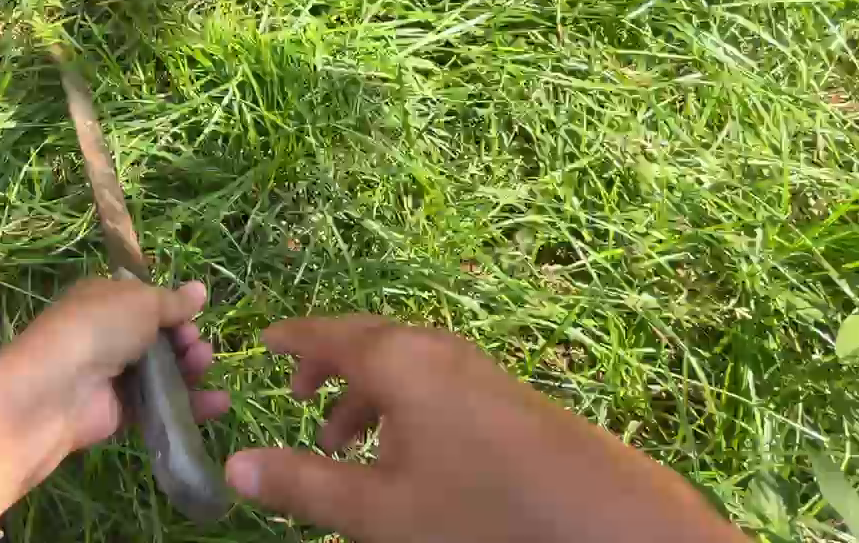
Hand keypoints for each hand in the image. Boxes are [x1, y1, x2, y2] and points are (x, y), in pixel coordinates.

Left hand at [4, 278, 230, 450]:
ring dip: (189, 368)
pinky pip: (160, 405)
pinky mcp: (120, 411)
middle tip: (197, 346)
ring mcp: (113, 373)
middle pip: (157, 337)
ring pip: (161, 371)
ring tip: (203, 366)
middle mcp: (108, 333)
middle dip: (183, 339)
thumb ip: (172, 302)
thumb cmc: (99, 328)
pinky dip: (190, 404)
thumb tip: (200, 288)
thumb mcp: (140, 303)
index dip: (172, 310)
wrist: (57, 389)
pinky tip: (217, 403)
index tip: (192, 317)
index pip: (146, 301)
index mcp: (105, 298)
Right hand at [225, 317, 746, 542]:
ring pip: (399, 363)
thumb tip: (232, 468)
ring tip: (344, 439)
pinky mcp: (505, 392)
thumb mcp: (384, 513)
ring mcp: (474, 367)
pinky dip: (401, 402)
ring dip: (363, 392)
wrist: (626, 535)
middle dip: (324, 364)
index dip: (291, 339)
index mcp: (396, 360)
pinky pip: (431, 378)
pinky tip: (408, 453)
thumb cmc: (488, 519)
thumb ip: (305, 486)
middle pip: (362, 339)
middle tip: (296, 392)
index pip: (325, 334)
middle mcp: (432, 348)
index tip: (263, 340)